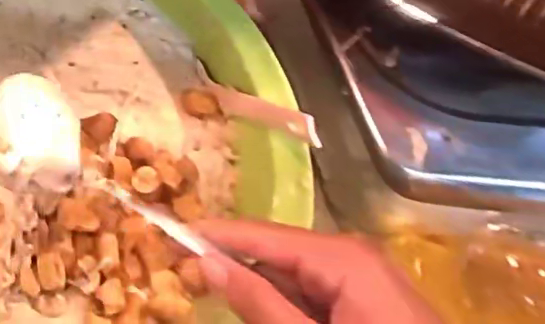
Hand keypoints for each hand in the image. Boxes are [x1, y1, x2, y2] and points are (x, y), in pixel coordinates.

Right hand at [195, 219, 439, 323]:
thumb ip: (260, 304)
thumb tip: (206, 261)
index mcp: (342, 255)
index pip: (263, 235)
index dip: (216, 235)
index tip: (171, 232)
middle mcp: (354, 253)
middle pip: (278, 253)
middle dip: (236, 264)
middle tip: (188, 269)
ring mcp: (367, 278)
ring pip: (297, 276)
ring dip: (262, 290)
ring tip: (217, 287)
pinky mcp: (373, 303)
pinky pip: (319, 293)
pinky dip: (291, 306)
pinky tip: (265, 312)